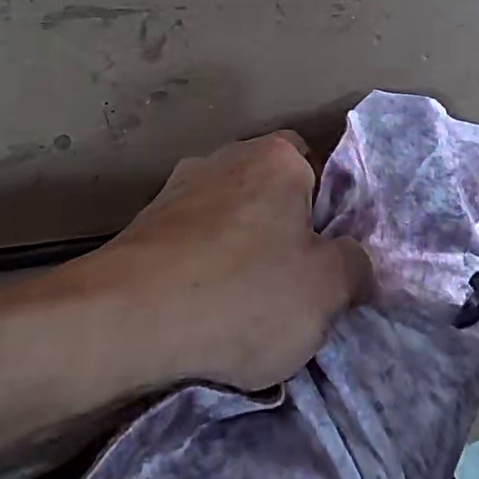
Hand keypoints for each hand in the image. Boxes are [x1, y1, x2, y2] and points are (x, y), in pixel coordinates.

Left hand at [62, 131, 373, 392]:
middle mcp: (226, 156)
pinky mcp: (142, 223)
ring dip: (238, 249)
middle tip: (289, 282)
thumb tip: (355, 261)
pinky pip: (191, 240)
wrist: (122, 322)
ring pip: (229, 215)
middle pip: (272, 190)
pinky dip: (199, 267)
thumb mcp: (327, 290)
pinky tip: (198, 310)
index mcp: (276, 156)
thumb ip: (356, 265)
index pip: (318, 165)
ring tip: (239, 306)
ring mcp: (178, 187)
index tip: (323, 253)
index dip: (327, 210)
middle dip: (283, 230)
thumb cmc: (240, 295)